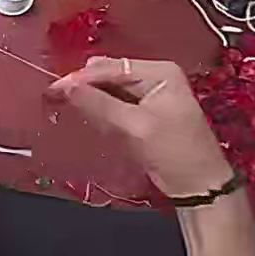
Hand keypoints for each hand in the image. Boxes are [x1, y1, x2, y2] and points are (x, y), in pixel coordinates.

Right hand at [45, 57, 234, 197]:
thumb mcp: (136, 127)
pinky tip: (88, 115)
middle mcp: (155, 76)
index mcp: (160, 72)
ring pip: (110, 89)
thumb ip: (100, 103)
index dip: (81, 77)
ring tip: (65, 105)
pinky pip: (115, 103)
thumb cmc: (175, 152)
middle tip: (56, 97)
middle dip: (84, 86)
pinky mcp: (145, 112)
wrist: (200, 187)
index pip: (113, 67)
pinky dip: (101, 109)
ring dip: (91, 98)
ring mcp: (151, 93)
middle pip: (110, 74)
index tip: (54, 88)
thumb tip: (66, 86)